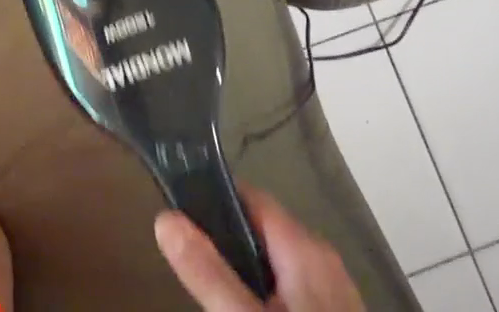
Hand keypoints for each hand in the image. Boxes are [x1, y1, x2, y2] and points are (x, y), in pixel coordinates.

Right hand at [155, 185, 363, 311]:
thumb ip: (207, 272)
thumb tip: (165, 220)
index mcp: (304, 249)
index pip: (248, 197)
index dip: (209, 200)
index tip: (174, 218)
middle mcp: (322, 261)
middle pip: (258, 232)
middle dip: (221, 247)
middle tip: (188, 274)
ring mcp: (333, 294)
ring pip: (272, 266)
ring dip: (239, 278)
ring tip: (212, 302)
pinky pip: (287, 294)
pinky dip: (261, 300)